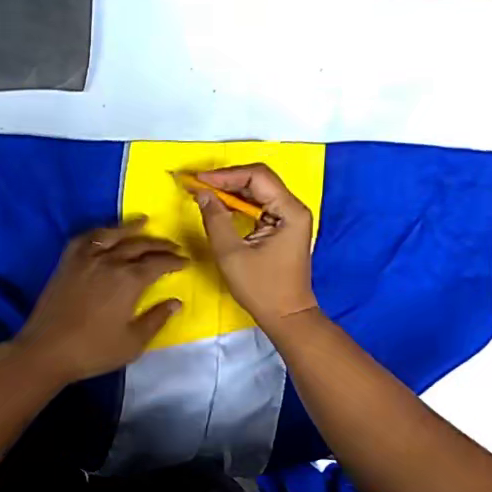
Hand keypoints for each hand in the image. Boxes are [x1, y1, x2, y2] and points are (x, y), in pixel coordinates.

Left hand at [6, 218, 185, 383]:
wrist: (47, 350)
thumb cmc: (93, 350)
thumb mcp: (133, 342)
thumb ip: (156, 319)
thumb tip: (176, 302)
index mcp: (129, 280)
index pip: (158, 263)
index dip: (174, 261)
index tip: (185, 262)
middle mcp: (109, 261)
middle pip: (139, 246)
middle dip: (159, 245)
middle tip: (173, 246)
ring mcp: (85, 259)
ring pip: (112, 235)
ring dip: (131, 228)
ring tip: (144, 222)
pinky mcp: (66, 262)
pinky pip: (85, 238)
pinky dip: (99, 231)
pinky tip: (105, 232)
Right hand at [191, 164, 320, 330]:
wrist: (286, 316)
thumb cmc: (261, 288)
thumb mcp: (231, 253)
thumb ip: (215, 220)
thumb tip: (202, 194)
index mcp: (289, 211)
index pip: (257, 177)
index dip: (225, 175)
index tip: (198, 180)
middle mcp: (293, 208)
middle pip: (259, 180)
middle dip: (227, 179)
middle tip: (197, 184)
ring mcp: (289, 217)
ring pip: (258, 191)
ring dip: (230, 190)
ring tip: (204, 192)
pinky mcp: (282, 226)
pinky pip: (258, 205)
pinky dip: (237, 203)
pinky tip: (219, 205)